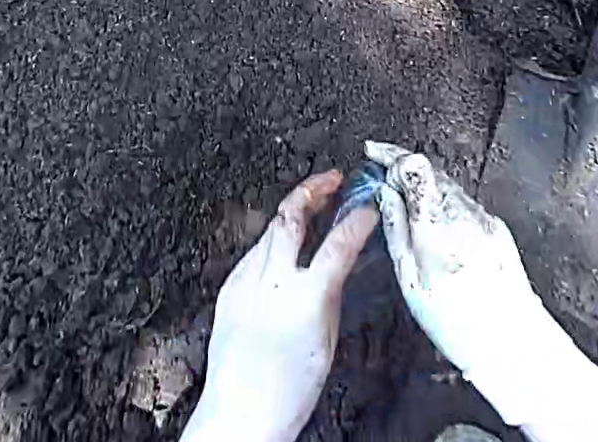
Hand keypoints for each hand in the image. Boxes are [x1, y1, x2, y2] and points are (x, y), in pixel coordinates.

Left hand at [182, 170, 378, 441]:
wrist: (238, 417)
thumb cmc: (288, 390)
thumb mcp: (327, 340)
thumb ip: (332, 291)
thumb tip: (341, 258)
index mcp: (305, 299)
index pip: (338, 244)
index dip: (357, 220)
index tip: (367, 209)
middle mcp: (273, 281)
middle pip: (292, 214)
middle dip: (314, 188)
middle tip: (332, 179)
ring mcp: (247, 280)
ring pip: (272, 227)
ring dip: (295, 209)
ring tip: (313, 203)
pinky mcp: (230, 286)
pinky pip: (256, 250)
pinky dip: (275, 241)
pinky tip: (286, 246)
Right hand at [366, 142, 597, 440]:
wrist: (516, 345)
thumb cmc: (460, 323)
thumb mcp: (410, 280)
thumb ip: (396, 227)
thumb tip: (385, 192)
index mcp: (436, 228)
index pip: (414, 166)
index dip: (391, 154)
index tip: (373, 153)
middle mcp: (462, 214)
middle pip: (428, 169)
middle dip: (401, 164)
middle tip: (380, 166)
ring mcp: (482, 216)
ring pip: (444, 182)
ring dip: (420, 181)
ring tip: (401, 192)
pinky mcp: (494, 223)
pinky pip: (460, 199)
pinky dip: (440, 198)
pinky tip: (431, 216)